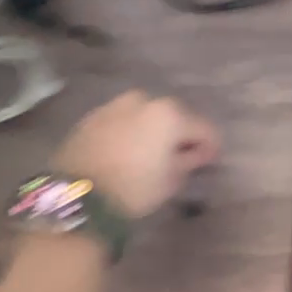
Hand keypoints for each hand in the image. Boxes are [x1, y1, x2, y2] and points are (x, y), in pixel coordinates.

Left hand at [51, 91, 218, 217]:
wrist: (79, 191)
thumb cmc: (135, 187)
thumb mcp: (172, 180)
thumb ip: (190, 161)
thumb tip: (198, 153)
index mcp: (170, 114)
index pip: (205, 128)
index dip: (211, 147)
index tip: (210, 162)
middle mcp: (144, 100)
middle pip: (176, 116)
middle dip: (182, 135)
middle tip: (182, 158)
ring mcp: (117, 104)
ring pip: (148, 115)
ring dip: (157, 131)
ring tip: (155, 154)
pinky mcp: (95, 115)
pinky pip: (126, 120)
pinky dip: (134, 131)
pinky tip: (131, 152)